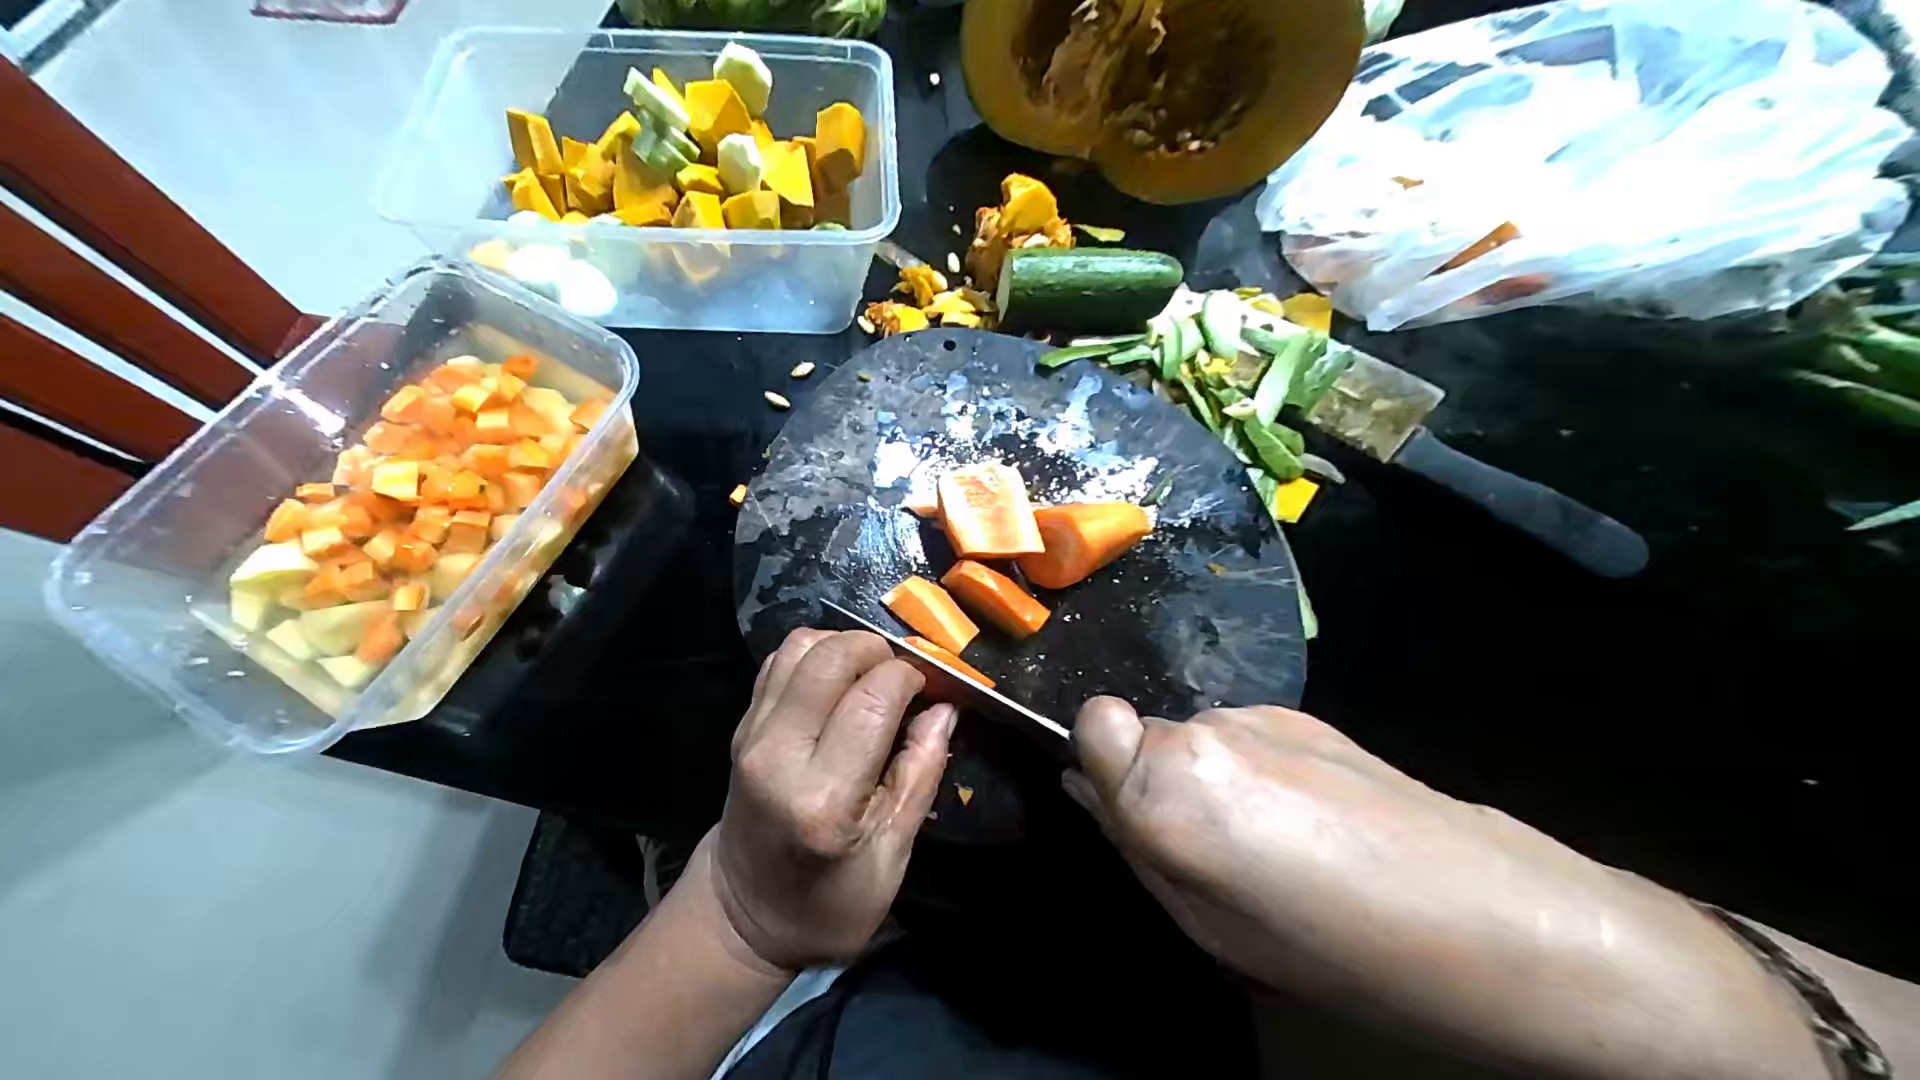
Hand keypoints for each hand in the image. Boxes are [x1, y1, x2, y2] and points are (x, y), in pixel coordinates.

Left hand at [707, 629, 955, 971]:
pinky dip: (816, 655)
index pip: (873, 699)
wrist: (744, 914)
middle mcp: (779, 754)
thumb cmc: (830, 899)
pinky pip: (781, 661)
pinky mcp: (741, 726)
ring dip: (844, 646)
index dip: (910, 677)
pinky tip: (838, 681)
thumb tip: (946, 707)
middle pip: (831, 658)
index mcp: (825, 799)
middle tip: (901, 677)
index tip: (929, 689)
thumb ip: (922, 773)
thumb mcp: (893, 855)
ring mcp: (752, 735)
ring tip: (870, 674)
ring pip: (801, 646)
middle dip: (878, 650)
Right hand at [1065, 699, 1828, 1079]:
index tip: (1128, 800)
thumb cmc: (1333, 947)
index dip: (1099, 756)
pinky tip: (1310, 816)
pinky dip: (1252, 766)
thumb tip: (1089, 790)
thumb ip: (1136, 847)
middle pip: (1142, 735)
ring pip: (1192, 736)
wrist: (1489, 914)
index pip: (1091, 719)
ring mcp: (1255, 715)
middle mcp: (1203, 733)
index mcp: (1171, 790)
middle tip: (1213, 843)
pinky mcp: (1299, 711)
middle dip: (1157, 777)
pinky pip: (1240, 734)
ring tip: (1274, 837)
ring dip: (1208, 775)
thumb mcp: (1209, 928)